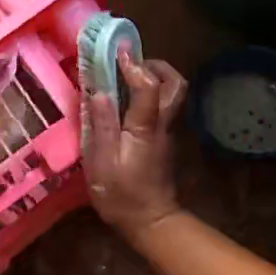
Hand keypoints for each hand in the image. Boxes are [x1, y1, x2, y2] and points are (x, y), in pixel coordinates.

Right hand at [82, 53, 187, 233]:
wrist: (150, 222)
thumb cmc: (121, 194)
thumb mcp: (102, 162)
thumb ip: (102, 125)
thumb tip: (99, 91)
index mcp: (145, 128)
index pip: (149, 87)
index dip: (135, 66)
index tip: (118, 52)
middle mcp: (162, 124)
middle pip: (175, 85)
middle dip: (156, 65)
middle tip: (132, 61)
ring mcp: (166, 131)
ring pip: (173, 94)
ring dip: (154, 77)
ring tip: (127, 76)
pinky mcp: (163, 139)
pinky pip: (162, 105)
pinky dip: (150, 93)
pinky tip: (127, 98)